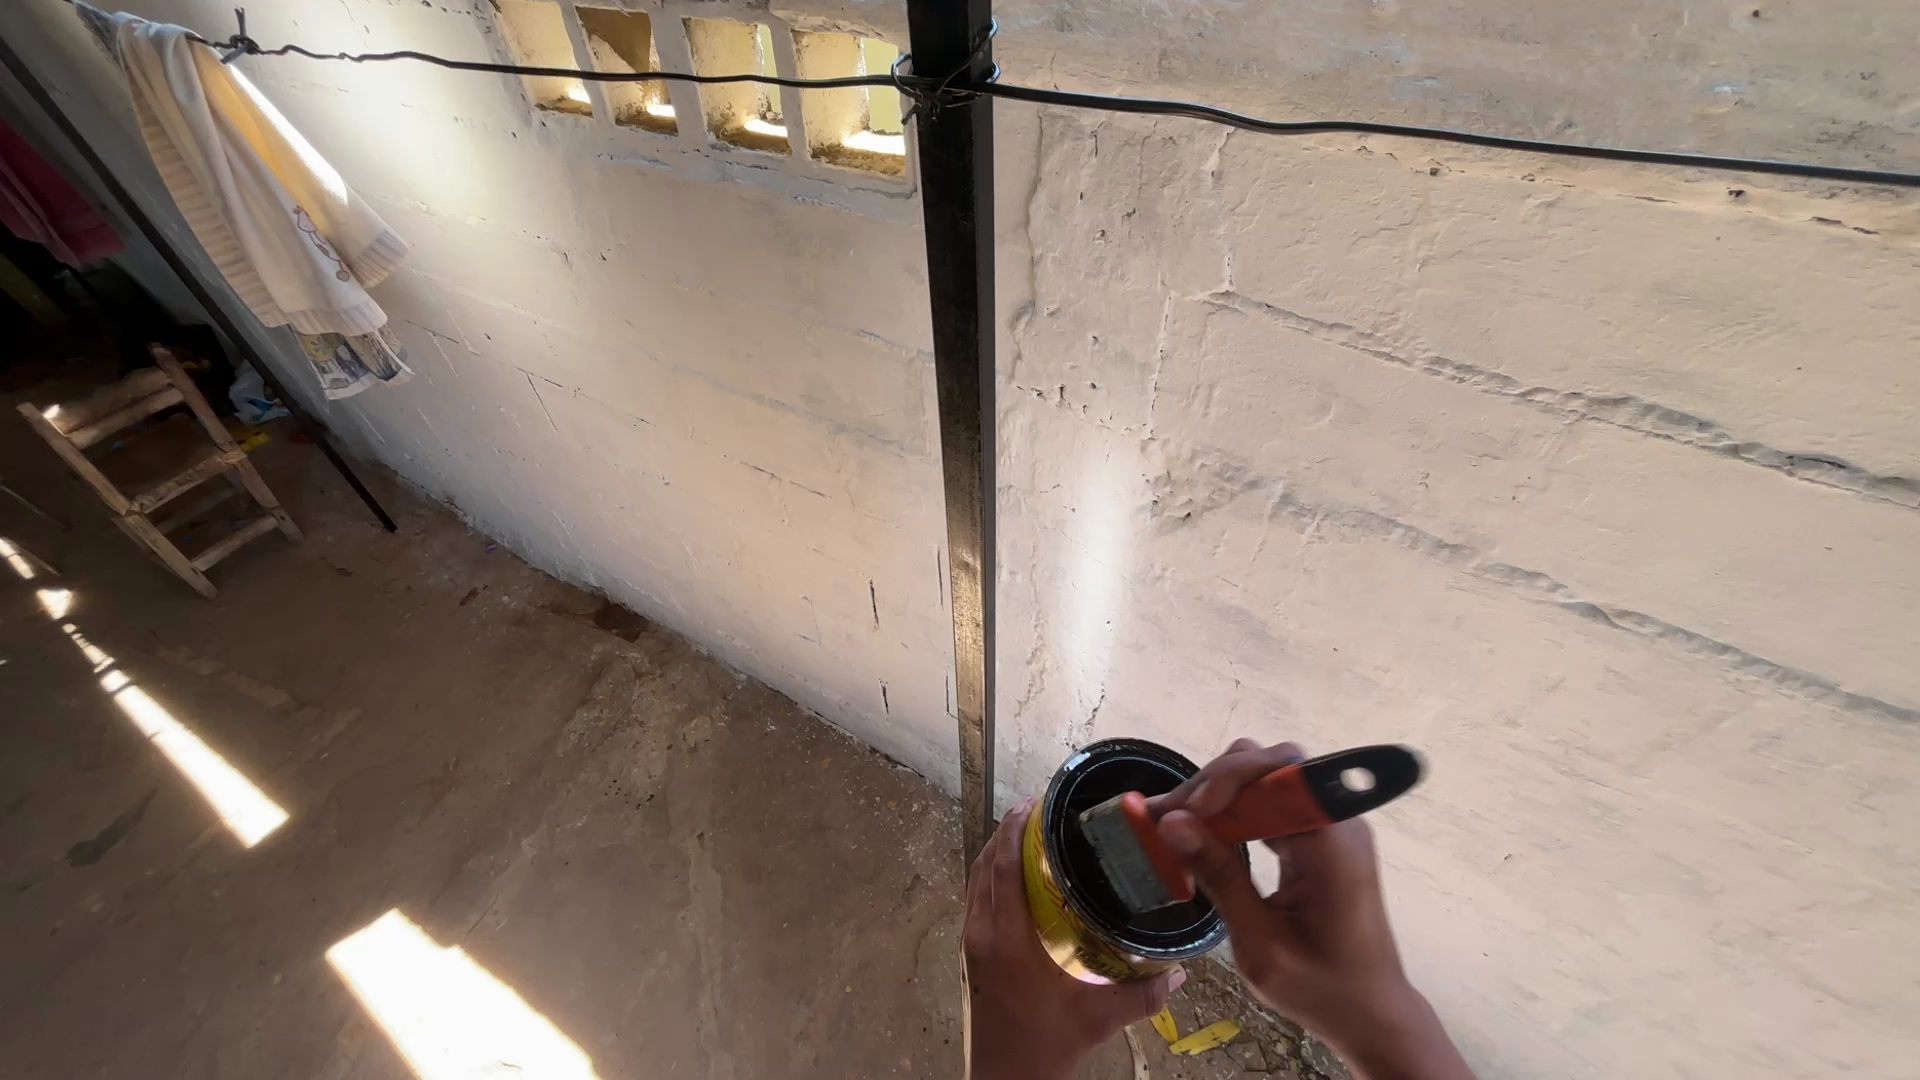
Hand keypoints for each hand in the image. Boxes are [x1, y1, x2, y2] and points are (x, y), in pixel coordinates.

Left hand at [964, 797, 1186, 1078]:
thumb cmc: (1047, 1046)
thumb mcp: (1098, 1019)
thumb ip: (1142, 995)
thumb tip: (1180, 969)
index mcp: (1008, 940)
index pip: (1004, 868)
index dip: (1015, 830)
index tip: (1034, 802)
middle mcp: (983, 931)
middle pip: (986, 863)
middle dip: (1008, 829)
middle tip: (1038, 807)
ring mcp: (971, 939)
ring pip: (976, 876)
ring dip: (997, 847)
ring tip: (1027, 827)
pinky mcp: (970, 948)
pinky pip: (975, 894)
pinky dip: (990, 870)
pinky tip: (1014, 868)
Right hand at [1152, 740, 1474, 1079]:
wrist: (1372, 1015)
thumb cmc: (1321, 989)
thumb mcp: (1261, 944)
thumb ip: (1220, 876)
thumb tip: (1171, 821)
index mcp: (1332, 842)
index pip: (1277, 771)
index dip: (1227, 779)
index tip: (1186, 812)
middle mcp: (1336, 818)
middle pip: (1265, 765)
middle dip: (1211, 785)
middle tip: (1166, 819)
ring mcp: (1328, 822)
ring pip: (1261, 775)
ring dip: (1216, 794)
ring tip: (1177, 823)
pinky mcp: (1316, 832)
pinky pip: (1267, 798)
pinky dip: (1230, 809)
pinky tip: (1202, 831)